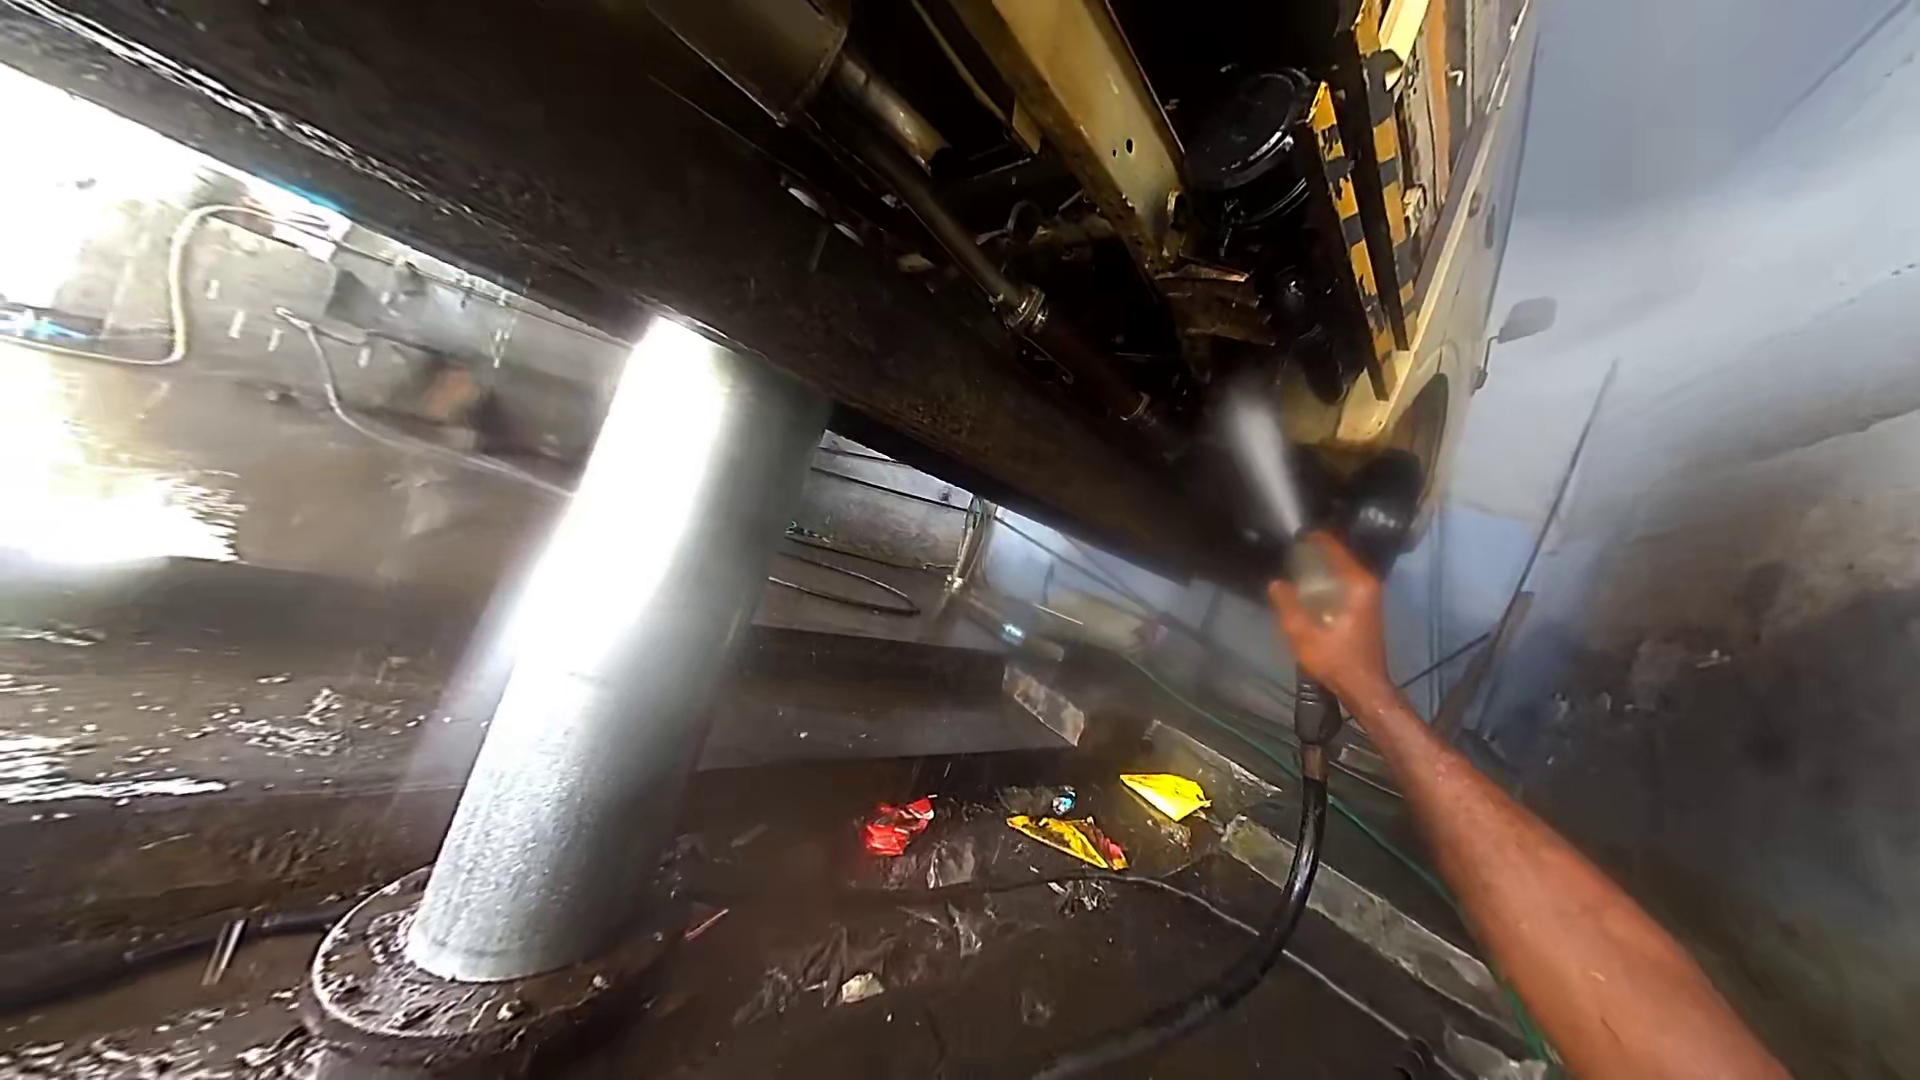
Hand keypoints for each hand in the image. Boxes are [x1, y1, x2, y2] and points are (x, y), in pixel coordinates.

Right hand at [1267, 532, 1391, 707]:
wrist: (1363, 686)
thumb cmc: (1335, 659)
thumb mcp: (1303, 632)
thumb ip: (1287, 604)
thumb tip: (1276, 582)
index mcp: (1357, 585)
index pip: (1336, 549)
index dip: (1316, 539)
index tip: (1296, 532)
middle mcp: (1367, 586)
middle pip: (1339, 558)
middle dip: (1315, 551)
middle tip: (1290, 547)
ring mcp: (1368, 597)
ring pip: (1341, 571)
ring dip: (1320, 566)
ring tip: (1294, 562)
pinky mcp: (1364, 608)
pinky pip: (1342, 582)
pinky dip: (1326, 579)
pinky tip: (1306, 584)